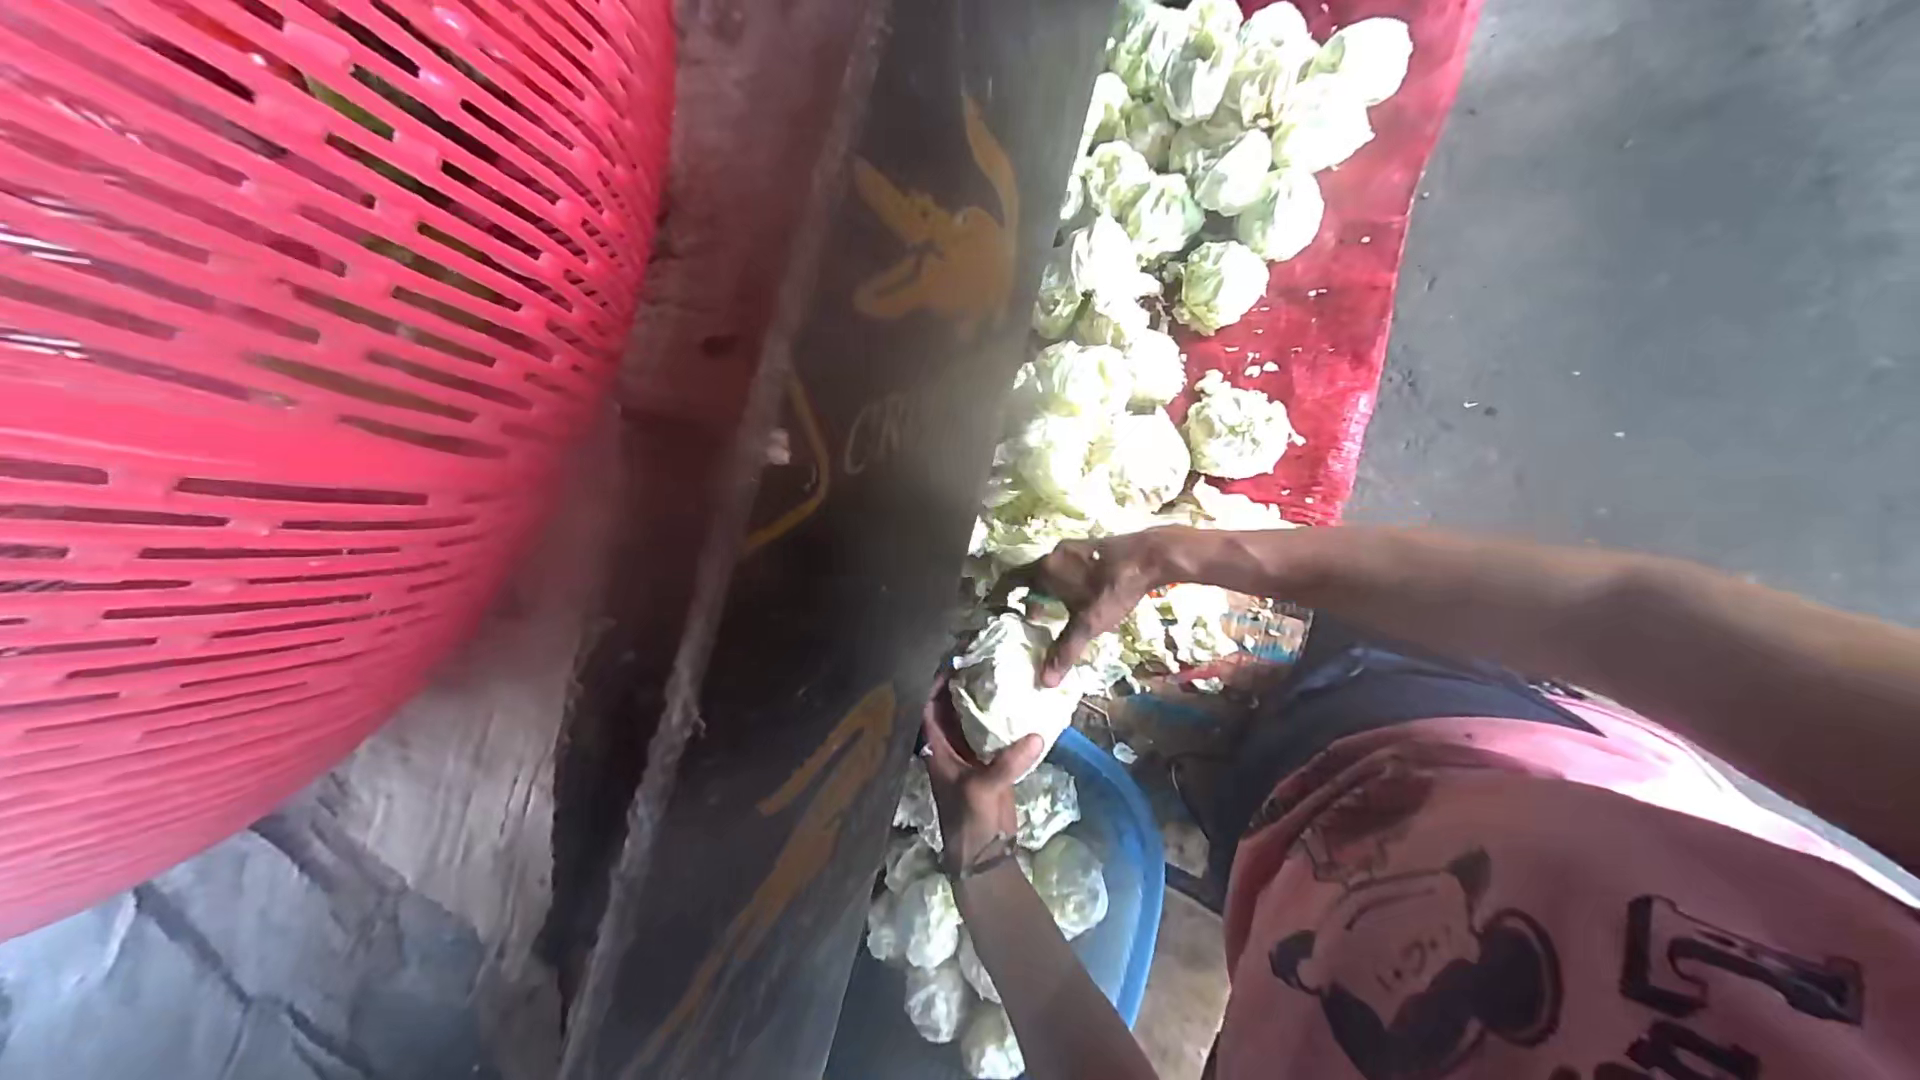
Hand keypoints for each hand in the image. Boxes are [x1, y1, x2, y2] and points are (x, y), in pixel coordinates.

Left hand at [922, 676, 1044, 875]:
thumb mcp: (983, 788)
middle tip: (981, 663)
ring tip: (997, 675)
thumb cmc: (970, 818)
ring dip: (981, 702)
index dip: (935, 688)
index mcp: (938, 750)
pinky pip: (992, 735)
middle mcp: (951, 748)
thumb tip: (1036, 736)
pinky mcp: (990, 764)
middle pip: (952, 711)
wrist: (985, 852)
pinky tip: (1015, 704)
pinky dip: (1000, 721)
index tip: (952, 666)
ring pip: (972, 721)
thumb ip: (1007, 762)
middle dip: (961, 689)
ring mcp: (970, 755)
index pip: (930, 711)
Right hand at [1013, 527, 1192, 685]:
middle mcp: (1053, 554)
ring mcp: (1073, 547)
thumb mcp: (1088, 624)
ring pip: (1050, 570)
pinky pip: (1067, 565)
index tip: (996, 609)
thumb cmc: (1112, 589)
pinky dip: (1064, 580)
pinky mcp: (1091, 546)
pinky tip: (1078, 595)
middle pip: (1030, 575)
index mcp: (1044, 569)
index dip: (1000, 594)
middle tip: (1028, 618)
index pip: (1010, 580)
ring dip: (1047, 588)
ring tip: (1052, 610)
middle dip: (1027, 596)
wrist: (1149, 556)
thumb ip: (1064, 650)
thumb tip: (1044, 681)